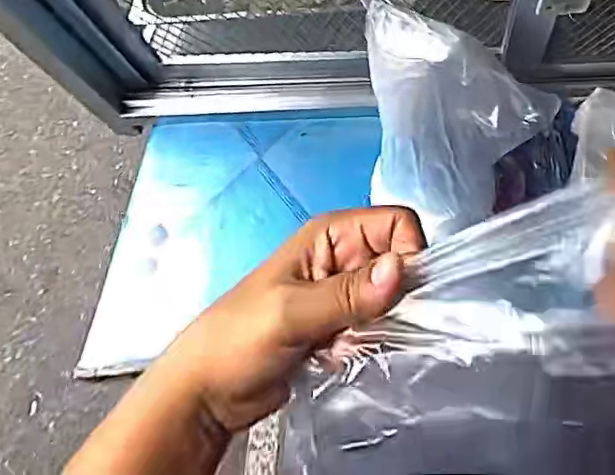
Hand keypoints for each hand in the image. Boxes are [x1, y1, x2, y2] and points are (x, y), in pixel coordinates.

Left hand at [160, 205, 426, 433]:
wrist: (207, 391)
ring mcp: (342, 292)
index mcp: (332, 233)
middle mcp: (342, 255)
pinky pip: (375, 327)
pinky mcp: (341, 325)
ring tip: (342, 342)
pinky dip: (366, 343)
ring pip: (390, 299)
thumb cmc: (239, 336)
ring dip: (376, 325)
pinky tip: (336, 355)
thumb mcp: (292, 311)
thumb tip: (402, 267)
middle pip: (398, 262)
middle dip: (391, 297)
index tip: (400, 293)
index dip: (407, 252)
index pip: (395, 224)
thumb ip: (349, 293)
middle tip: (363, 324)